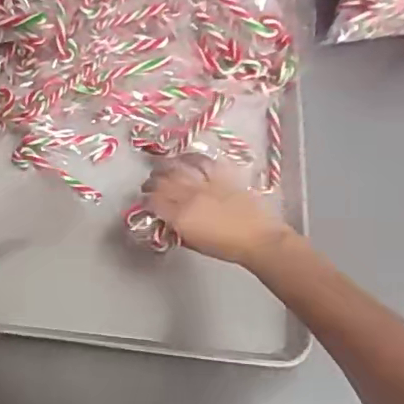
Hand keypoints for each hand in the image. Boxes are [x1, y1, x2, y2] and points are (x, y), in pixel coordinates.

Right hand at [143, 155, 293, 268]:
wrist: (258, 238)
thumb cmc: (225, 246)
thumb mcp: (193, 243)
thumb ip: (176, 229)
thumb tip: (166, 220)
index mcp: (180, 217)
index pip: (153, 202)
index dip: (145, 201)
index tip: (144, 202)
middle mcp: (189, 196)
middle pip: (162, 182)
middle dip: (151, 183)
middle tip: (149, 186)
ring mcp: (206, 183)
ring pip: (178, 168)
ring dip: (165, 167)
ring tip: (161, 169)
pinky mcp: (222, 175)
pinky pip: (202, 161)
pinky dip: (189, 157)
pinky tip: (183, 158)